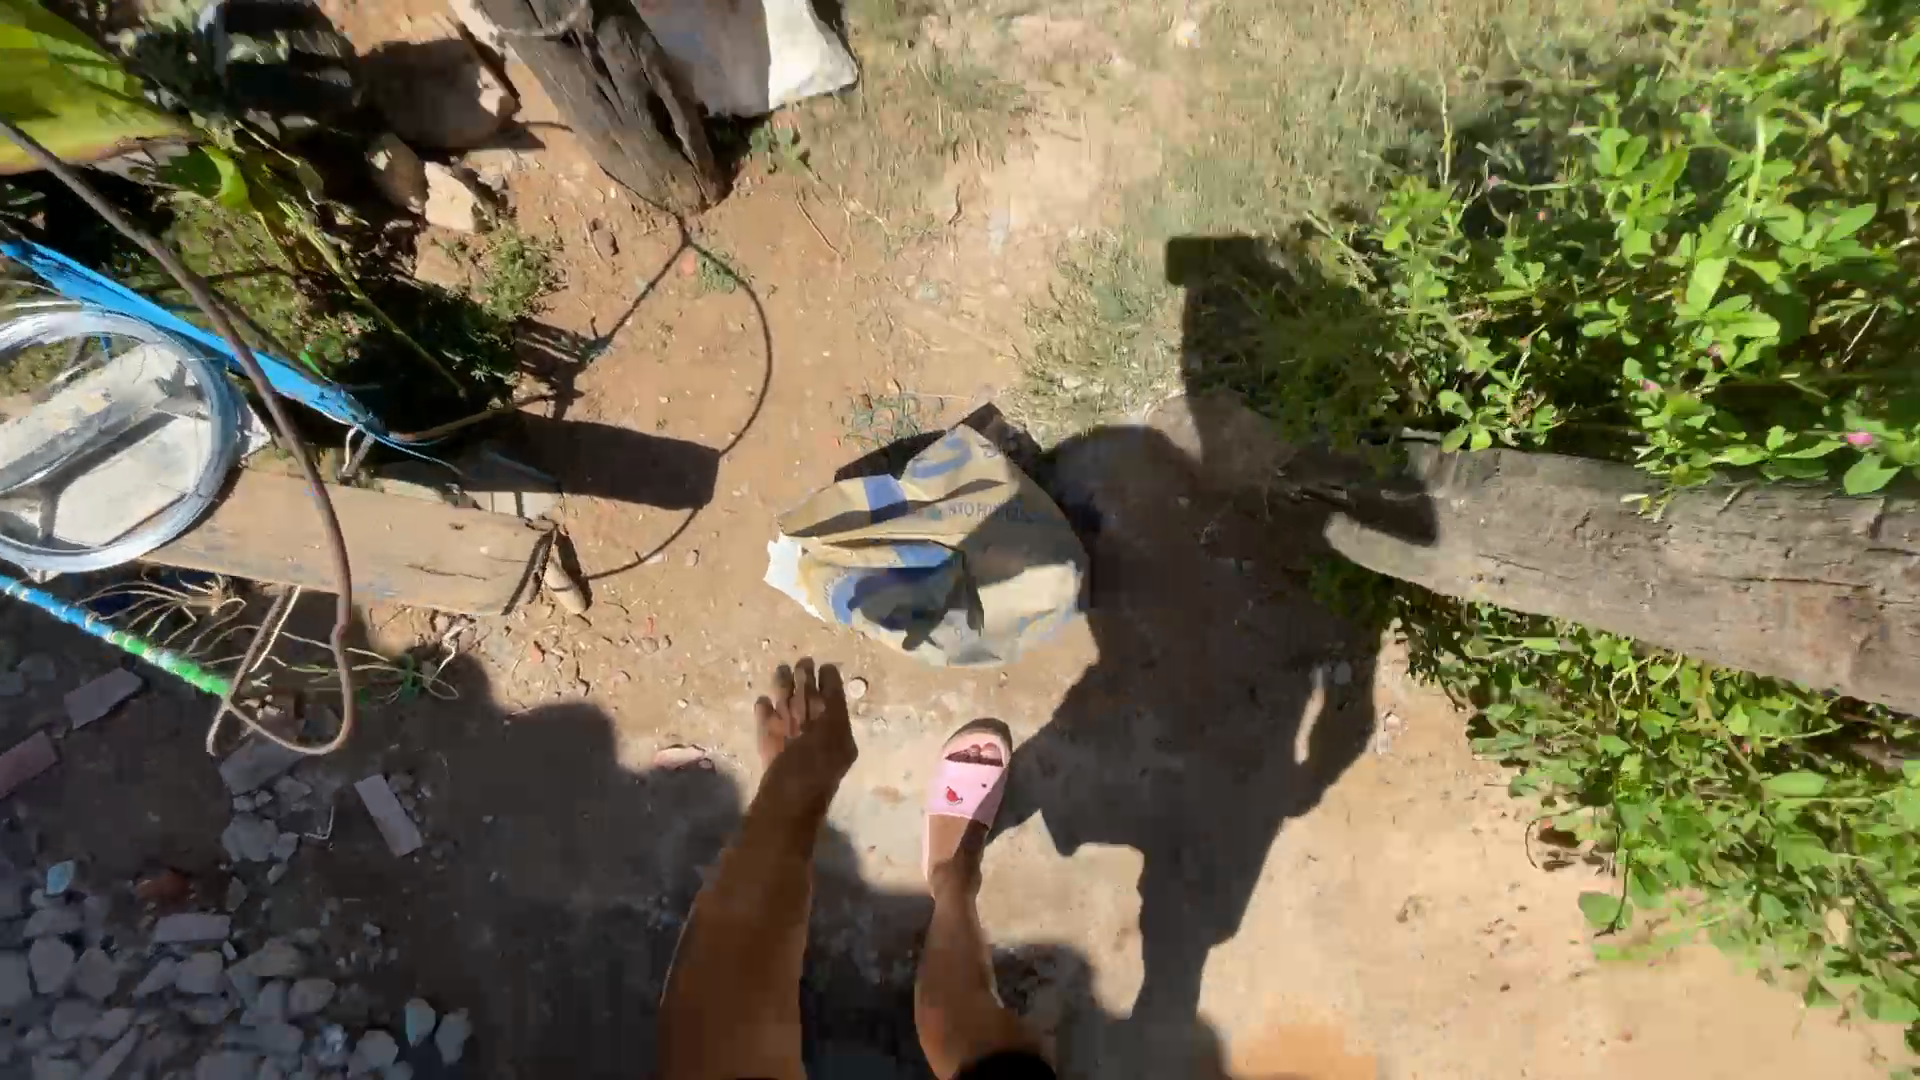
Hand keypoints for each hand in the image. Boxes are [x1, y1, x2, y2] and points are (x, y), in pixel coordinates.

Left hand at [756, 658, 857, 779]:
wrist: (798, 779)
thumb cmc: (831, 765)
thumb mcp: (848, 747)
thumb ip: (840, 728)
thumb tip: (836, 725)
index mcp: (831, 704)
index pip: (830, 677)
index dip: (828, 673)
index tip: (826, 671)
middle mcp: (806, 700)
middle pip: (804, 675)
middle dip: (805, 668)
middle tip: (804, 663)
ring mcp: (783, 709)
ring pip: (781, 685)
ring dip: (783, 676)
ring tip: (782, 670)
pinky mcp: (765, 722)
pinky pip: (762, 707)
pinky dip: (764, 704)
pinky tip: (764, 702)